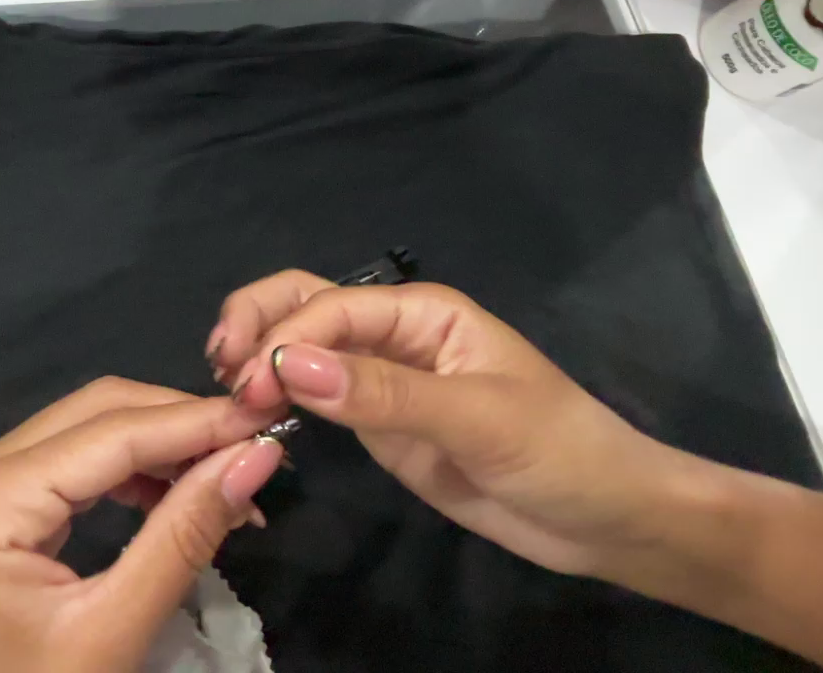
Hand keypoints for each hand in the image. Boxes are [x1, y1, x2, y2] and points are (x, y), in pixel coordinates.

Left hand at [0, 377, 284, 672]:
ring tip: (224, 479)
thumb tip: (256, 458)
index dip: (198, 420)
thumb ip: (183, 538)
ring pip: (89, 428)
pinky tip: (173, 496)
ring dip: (160, 444)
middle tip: (254, 448)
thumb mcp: (108, 635)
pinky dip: (130, 470)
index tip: (269, 419)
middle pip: (100, 410)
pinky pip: (72, 462)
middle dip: (181, 422)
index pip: (115, 430)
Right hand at [207, 271, 702, 576]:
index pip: (332, 308)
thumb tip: (290, 366)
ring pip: (304, 344)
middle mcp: (392, 332)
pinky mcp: (376, 419)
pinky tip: (253, 412)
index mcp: (420, 311)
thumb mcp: (477, 417)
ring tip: (225, 390)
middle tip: (221, 371)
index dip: (286, 339)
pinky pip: (317, 393)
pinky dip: (279, 394)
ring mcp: (380, 375)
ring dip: (260, 354)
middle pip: (307, 303)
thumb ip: (384, 392)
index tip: (251, 386)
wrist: (602, 518)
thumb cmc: (557, 450)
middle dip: (258, 324)